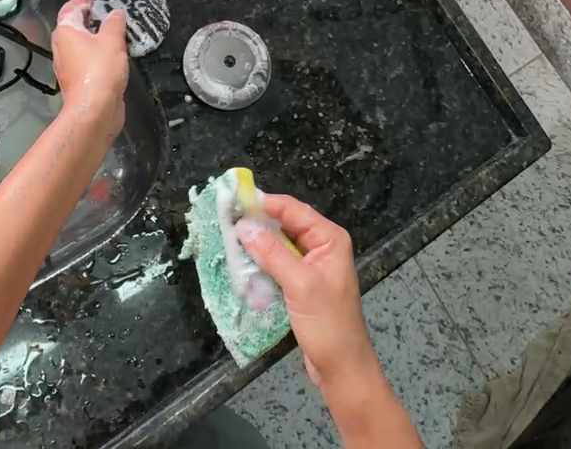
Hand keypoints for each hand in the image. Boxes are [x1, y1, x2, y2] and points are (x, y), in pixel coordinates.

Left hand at [50, 0, 128, 137]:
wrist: (94, 110)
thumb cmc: (100, 69)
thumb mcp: (112, 40)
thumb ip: (114, 22)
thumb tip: (115, 13)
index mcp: (66, 32)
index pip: (71, 8)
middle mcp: (62, 47)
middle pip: (74, 25)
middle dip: (91, 16)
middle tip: (109, 10)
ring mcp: (69, 65)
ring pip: (81, 43)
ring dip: (96, 35)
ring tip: (116, 29)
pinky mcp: (78, 80)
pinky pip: (88, 58)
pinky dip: (99, 50)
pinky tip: (115, 52)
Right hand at [236, 194, 377, 390]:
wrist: (341, 368)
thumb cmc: (328, 324)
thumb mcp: (299, 284)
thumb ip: (272, 253)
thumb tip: (245, 227)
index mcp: (330, 239)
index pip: (294, 210)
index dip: (266, 204)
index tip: (237, 201)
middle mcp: (321, 246)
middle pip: (285, 225)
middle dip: (259, 224)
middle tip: (229, 221)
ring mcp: (311, 265)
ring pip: (278, 245)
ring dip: (258, 245)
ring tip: (231, 241)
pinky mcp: (301, 283)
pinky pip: (278, 263)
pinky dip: (262, 263)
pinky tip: (244, 265)